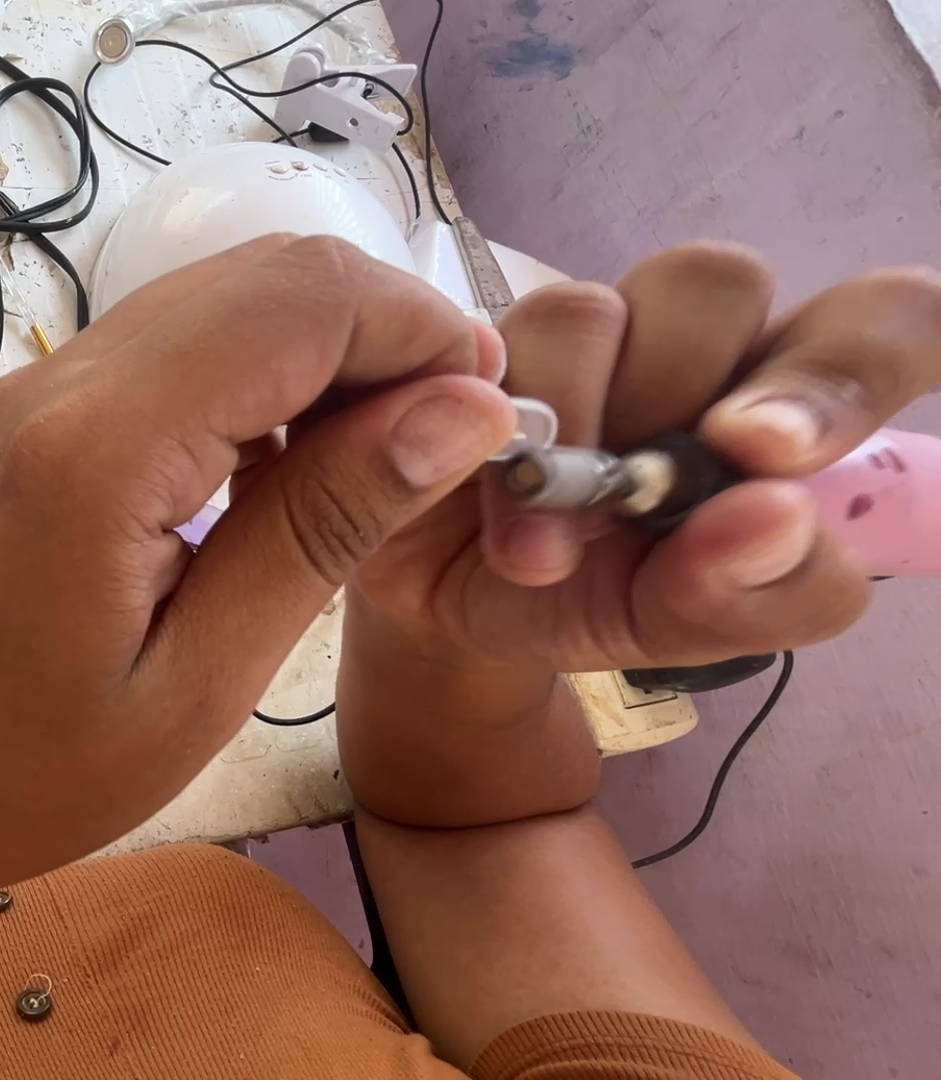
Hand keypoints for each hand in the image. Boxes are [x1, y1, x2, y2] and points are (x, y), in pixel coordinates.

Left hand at [0, 234, 514, 888]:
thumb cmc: (39, 767)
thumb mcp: (205, 678)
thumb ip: (321, 526)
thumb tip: (457, 411)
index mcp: (101, 449)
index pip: (297, 304)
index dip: (419, 334)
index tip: (491, 419)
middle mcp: (63, 384)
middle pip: (263, 278)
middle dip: (380, 334)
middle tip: (443, 444)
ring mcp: (42, 390)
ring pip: (221, 302)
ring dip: (321, 353)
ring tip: (373, 463)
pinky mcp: (41, 415)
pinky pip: (174, 351)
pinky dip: (256, 378)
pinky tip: (278, 465)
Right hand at [353, 245, 940, 671]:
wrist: (441, 609)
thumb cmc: (572, 604)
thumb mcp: (670, 628)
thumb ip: (751, 594)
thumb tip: (773, 518)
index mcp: (770, 406)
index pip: (875, 320)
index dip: (837, 364)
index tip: (762, 452)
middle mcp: (673, 351)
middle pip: (709, 282)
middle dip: (665, 387)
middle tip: (617, 496)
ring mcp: (558, 345)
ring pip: (580, 308)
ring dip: (556, 413)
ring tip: (525, 520)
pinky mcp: (465, 358)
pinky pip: (472, 345)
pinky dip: (469, 407)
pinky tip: (457, 470)